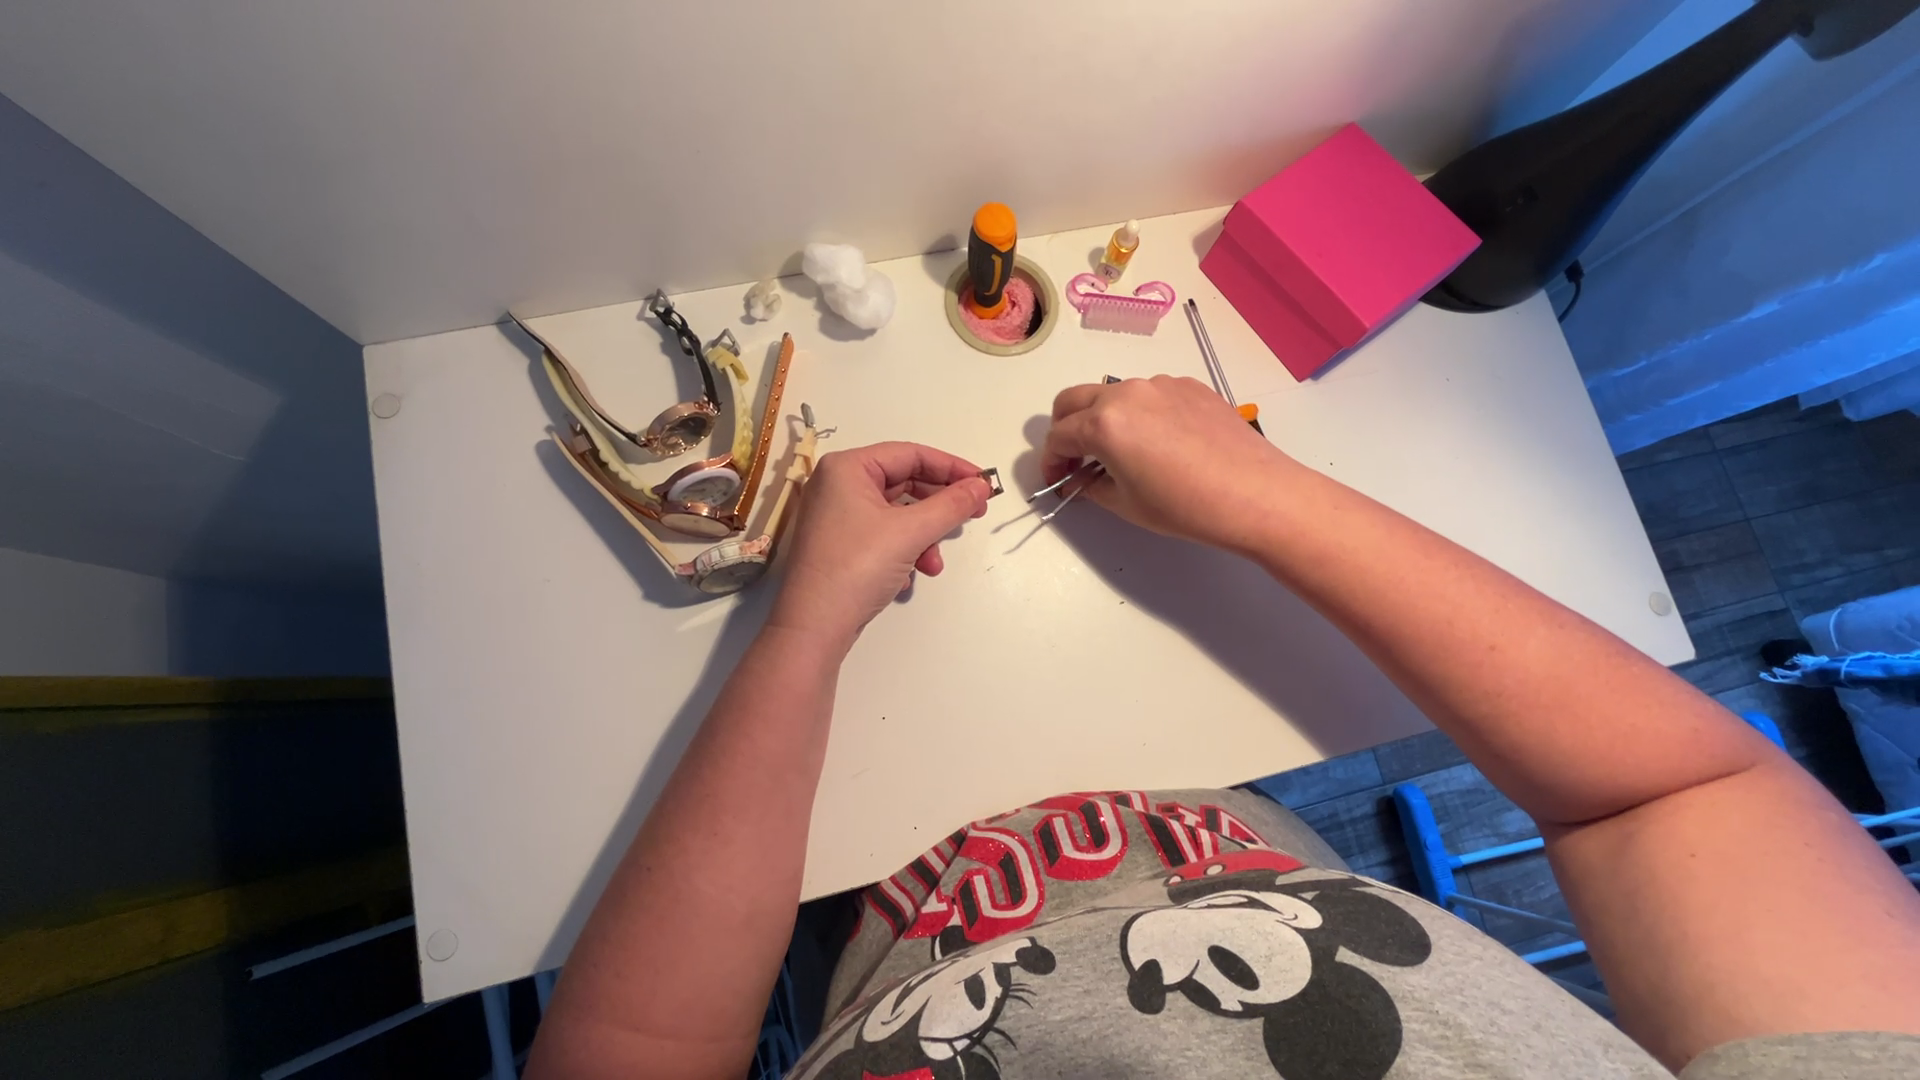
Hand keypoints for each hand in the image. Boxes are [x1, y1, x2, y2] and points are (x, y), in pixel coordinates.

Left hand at [768, 441, 992, 644]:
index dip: (952, 467)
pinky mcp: (840, 546)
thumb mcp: (911, 532)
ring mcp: (836, 517)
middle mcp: (838, 485)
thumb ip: (952, 505)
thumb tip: (982, 486)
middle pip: (904, 484)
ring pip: (897, 516)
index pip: (910, 454)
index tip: (984, 484)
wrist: (814, 626)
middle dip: (938, 508)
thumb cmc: (858, 567)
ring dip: (923, 538)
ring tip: (933, 565)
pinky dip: (903, 552)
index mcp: (847, 467)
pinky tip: (907, 578)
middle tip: (972, 518)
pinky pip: (882, 536)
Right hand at [1043, 375, 1298, 553]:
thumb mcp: (1126, 505)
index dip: (1050, 462)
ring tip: (1122, 453)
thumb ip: (1091, 486)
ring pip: (1112, 393)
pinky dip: (1139, 414)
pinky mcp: (1189, 386)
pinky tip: (1161, 445)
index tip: (1056, 481)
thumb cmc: (1184, 507)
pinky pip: (1148, 394)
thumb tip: (1080, 480)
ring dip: (1102, 418)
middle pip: (1073, 400)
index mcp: (1103, 423)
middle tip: (1075, 459)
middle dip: (1064, 428)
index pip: (1058, 436)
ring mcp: (1160, 385)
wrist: (1256, 494)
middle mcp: (1126, 393)